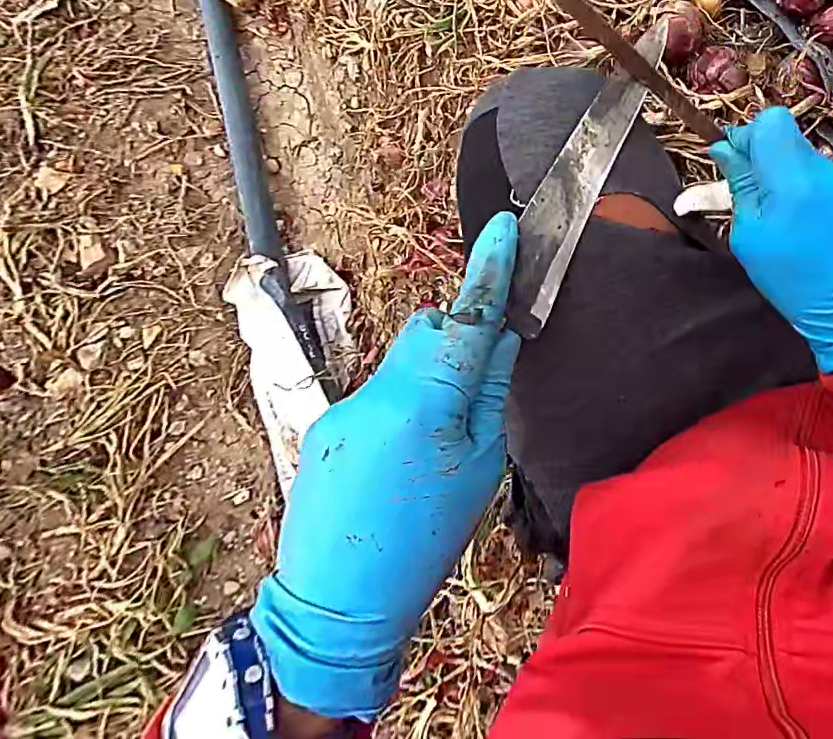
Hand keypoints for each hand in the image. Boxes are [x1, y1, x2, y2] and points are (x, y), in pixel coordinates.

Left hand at [250, 213, 521, 719]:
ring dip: (435, 368)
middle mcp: (376, 392)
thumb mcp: (483, 462)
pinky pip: (383, 384)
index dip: (490, 270)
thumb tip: (502, 336)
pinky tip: (411, 446)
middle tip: (479, 378)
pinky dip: (410, 394)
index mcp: (424, 403)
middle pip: (429, 328)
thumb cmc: (427, 536)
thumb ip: (490, 389)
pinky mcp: (327, 421)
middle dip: (459, 332)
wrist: (336, 603)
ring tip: (444, 428)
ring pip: (406, 355)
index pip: (467, 319)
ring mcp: (345, 406)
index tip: (505, 228)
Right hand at [711, 106, 832, 372]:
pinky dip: (817, 192)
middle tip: (761, 197)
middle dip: (770, 160)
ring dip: (794, 178)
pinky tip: (817, 225)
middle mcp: (829, 173)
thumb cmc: (793, 281)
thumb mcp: (749, 237)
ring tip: (792, 218)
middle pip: (791, 139)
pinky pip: (832, 179)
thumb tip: (725, 148)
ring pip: (810, 159)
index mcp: (795, 182)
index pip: (772, 121)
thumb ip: (739, 185)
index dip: (751, 137)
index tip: (742, 164)